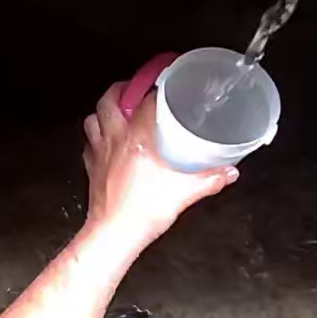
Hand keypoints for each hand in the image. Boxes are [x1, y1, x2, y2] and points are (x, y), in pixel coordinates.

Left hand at [82, 82, 236, 244]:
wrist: (114, 233)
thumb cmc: (141, 211)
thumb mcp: (184, 192)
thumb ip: (210, 179)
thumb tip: (228, 172)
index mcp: (137, 139)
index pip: (146, 102)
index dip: (157, 89)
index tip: (166, 84)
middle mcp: (114, 140)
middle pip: (109, 100)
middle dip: (120, 89)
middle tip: (133, 88)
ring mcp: (99, 153)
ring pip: (92, 119)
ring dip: (102, 111)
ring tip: (115, 110)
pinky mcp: (92, 169)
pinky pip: (88, 144)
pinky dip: (94, 137)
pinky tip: (104, 142)